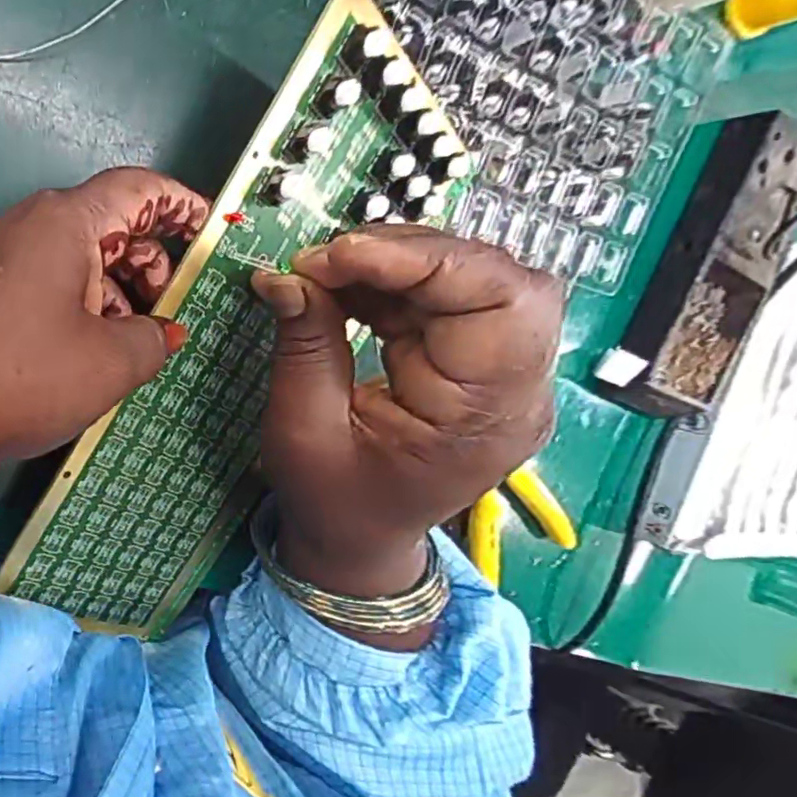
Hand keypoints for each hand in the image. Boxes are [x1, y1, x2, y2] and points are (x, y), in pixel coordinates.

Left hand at [0, 167, 207, 487]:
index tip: (211, 237)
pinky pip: (42, 286)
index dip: (182, 207)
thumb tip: (161, 331)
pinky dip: (74, 309)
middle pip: (105, 226)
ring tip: (131, 346)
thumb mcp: (111, 362)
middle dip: (148, 265)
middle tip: (170, 313)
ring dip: (112, 295)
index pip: (138, 189)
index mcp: (63, 221)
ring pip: (73, 262)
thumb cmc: (22, 376)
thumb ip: (154, 338)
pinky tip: (86, 354)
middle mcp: (25, 226)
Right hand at [250, 226, 561, 597]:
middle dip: (407, 255)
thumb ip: (303, 346)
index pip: (497, 300)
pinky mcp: (466, 364)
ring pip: (469, 281)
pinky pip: (439, 301)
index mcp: (488, 413)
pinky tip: (342, 286)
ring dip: (393, 264)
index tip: (330, 257)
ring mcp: (495, 372)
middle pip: (496, 279)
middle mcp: (513, 385)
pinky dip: (387, 284)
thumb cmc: (331, 498)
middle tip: (322, 260)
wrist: (355, 541)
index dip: (419, 261)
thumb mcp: (302, 426)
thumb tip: (283, 277)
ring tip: (324, 270)